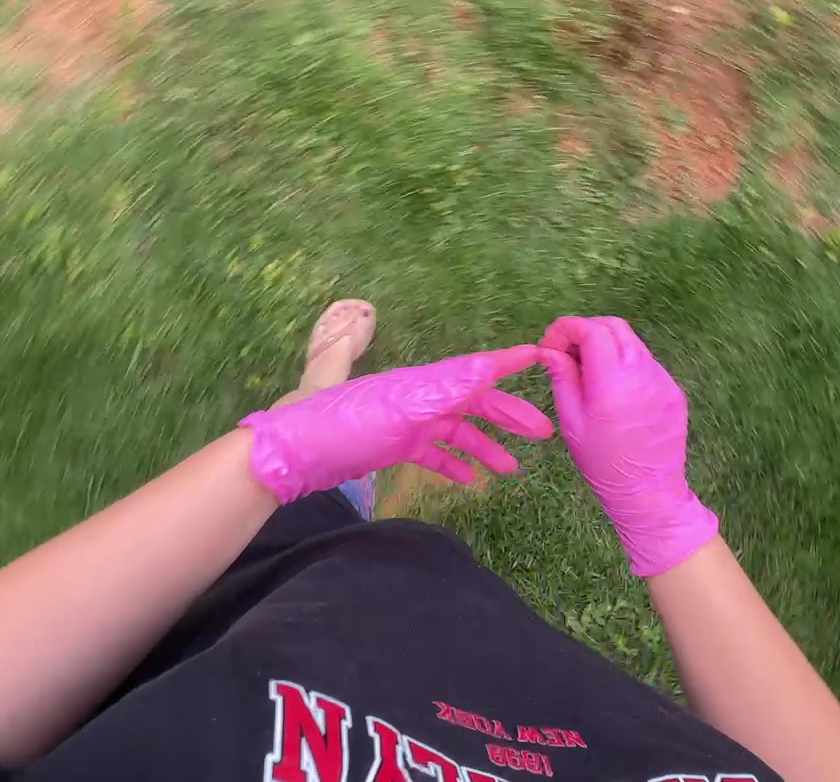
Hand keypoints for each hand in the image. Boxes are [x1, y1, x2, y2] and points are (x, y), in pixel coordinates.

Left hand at [238, 345, 556, 503]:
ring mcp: (409, 423)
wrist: (296, 452)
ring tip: (512, 469)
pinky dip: (453, 465)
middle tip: (543, 433)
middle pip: (474, 404)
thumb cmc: (345, 422)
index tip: (539, 356)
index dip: (507, 365)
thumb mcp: (399, 406)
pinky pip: (433, 454)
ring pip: (458, 432)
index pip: (474, 370)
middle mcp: (422, 398)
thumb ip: (443, 388)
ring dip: (486, 447)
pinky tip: (470, 482)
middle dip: (508, 416)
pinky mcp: (395, 447)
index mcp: (425, 383)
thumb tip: (488, 367)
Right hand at [539, 316, 717, 576]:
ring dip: (606, 344)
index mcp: (611, 382)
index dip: (566, 328)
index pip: (590, 331)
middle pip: (613, 326)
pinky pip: (645, 361)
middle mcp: (641, 372)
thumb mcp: (571, 421)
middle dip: (586, 330)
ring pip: (632, 341)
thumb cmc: (601, 462)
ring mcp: (662, 379)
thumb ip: (562, 378)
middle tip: (567, 352)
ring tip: (589, 370)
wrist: (649, 493)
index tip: (549, 345)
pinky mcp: (674, 389)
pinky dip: (624, 361)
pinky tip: (614, 387)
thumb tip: (549, 350)